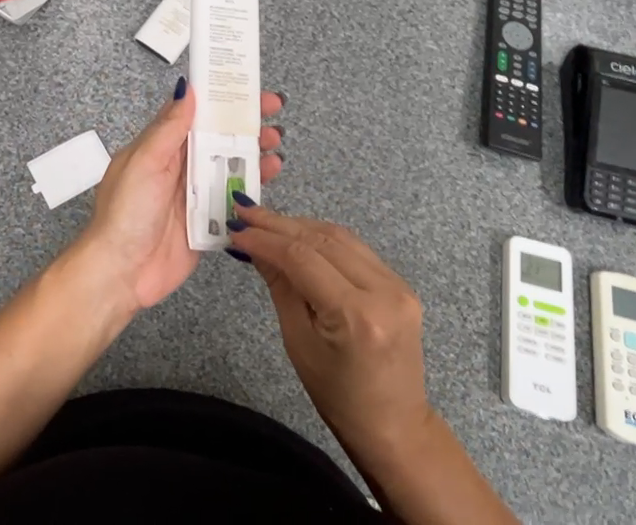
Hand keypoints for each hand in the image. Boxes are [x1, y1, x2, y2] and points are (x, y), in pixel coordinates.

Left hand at [71, 78, 284, 309]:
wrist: (121, 272)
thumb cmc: (124, 214)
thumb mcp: (145, 162)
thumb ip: (168, 128)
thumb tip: (186, 89)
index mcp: (159, 147)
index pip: (194, 113)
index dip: (220, 99)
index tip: (247, 87)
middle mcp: (177, 167)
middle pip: (217, 138)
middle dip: (245, 125)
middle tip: (273, 113)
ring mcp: (192, 195)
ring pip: (229, 167)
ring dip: (253, 154)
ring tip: (276, 145)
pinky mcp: (205, 222)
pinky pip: (232, 200)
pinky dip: (252, 188)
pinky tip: (269, 177)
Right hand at [228, 205, 432, 464]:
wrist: (392, 423)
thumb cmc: (337, 394)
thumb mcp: (298, 342)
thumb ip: (280, 286)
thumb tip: (254, 246)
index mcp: (356, 314)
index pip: (302, 259)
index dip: (265, 239)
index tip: (235, 230)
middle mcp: (383, 290)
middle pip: (322, 240)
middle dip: (279, 224)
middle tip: (244, 212)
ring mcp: (398, 284)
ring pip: (340, 237)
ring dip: (300, 225)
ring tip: (264, 220)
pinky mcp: (400, 283)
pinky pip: (356, 249)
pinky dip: (323, 237)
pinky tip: (298, 234)